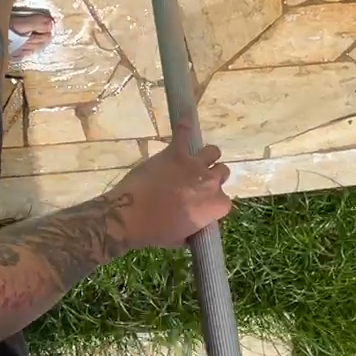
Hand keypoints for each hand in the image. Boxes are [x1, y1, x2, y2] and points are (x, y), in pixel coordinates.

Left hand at [106, 124, 232, 249]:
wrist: (130, 214)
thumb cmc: (155, 231)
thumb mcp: (182, 237)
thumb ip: (196, 225)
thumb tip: (196, 222)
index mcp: (215, 206)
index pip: (225, 200)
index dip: (213, 202)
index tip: (203, 203)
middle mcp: (210, 183)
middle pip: (222, 172)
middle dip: (212, 177)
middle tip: (197, 182)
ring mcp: (194, 164)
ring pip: (212, 152)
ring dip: (206, 156)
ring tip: (196, 159)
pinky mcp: (175, 152)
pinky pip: (184, 132)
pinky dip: (185, 125)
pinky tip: (186, 117)